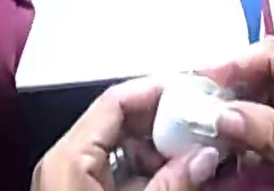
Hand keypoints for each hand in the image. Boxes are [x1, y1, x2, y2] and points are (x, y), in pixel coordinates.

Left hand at [32, 78, 222, 190]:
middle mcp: (66, 162)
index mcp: (70, 157)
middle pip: (120, 121)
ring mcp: (71, 183)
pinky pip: (116, 172)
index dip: (156, 91)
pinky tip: (176, 178)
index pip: (116, 101)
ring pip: (121, 148)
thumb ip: (173, 184)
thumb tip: (207, 152)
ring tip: (195, 152)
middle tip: (201, 123)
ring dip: (159, 148)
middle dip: (163, 122)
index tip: (193, 93)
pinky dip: (146, 172)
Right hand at [203, 41, 273, 190]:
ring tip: (212, 131)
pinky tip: (241, 152)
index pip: (273, 51)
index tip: (196, 81)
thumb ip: (272, 135)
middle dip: (236, 89)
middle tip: (198, 110)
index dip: (233, 63)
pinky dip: (264, 135)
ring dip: (247, 114)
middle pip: (272, 70)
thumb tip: (222, 113)